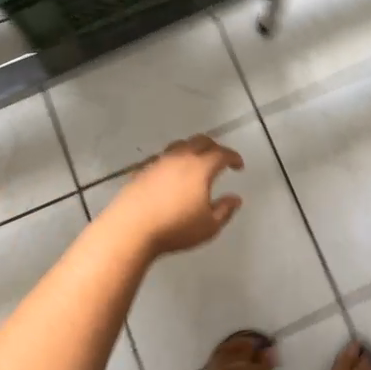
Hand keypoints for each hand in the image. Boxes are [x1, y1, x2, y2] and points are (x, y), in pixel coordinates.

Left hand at [104, 134, 243, 254]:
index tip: (239, 166)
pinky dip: (173, 159)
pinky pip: (162, 156)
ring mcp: (159, 161)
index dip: (233, 157)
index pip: (222, 153)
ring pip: (179, 145)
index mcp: (200, 167)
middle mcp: (180, 157)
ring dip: (192, 149)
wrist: (131, 228)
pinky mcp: (142, 168)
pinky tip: (171, 172)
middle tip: (220, 159)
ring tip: (196, 162)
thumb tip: (235, 198)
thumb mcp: (209, 226)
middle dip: (214, 147)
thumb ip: (225, 210)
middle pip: (200, 141)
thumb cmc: (175, 228)